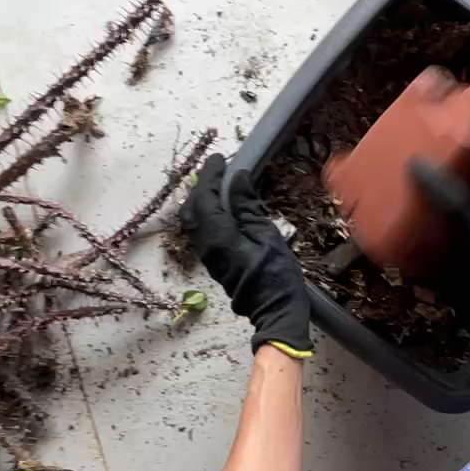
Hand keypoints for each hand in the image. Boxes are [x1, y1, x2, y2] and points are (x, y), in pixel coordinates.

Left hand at [179, 154, 312, 357]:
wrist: (275, 311)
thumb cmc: (278, 276)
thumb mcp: (268, 236)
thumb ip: (248, 207)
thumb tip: (237, 179)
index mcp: (219, 237)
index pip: (205, 198)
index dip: (210, 176)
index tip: (220, 159)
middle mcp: (206, 246)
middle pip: (192, 209)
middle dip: (202, 187)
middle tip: (218, 171)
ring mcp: (208, 256)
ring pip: (194, 221)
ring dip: (203, 200)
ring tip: (221, 186)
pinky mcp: (214, 262)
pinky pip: (202, 231)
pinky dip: (208, 213)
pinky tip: (224, 208)